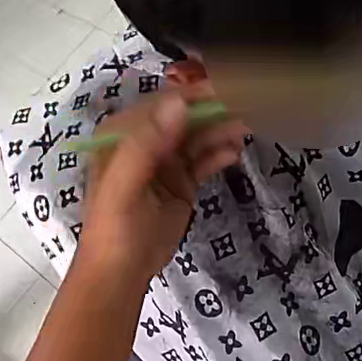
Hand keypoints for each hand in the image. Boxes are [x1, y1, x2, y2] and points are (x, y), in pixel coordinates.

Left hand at [75, 87, 247, 285]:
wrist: (121, 274)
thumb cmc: (115, 228)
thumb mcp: (124, 186)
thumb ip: (147, 144)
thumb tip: (178, 105)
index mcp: (123, 136)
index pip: (162, 105)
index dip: (192, 94)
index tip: (225, 86)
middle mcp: (144, 143)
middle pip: (183, 118)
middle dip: (212, 110)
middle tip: (246, 102)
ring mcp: (164, 163)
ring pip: (196, 138)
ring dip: (220, 130)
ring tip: (246, 125)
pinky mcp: (180, 183)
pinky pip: (202, 161)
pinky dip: (218, 154)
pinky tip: (234, 153)